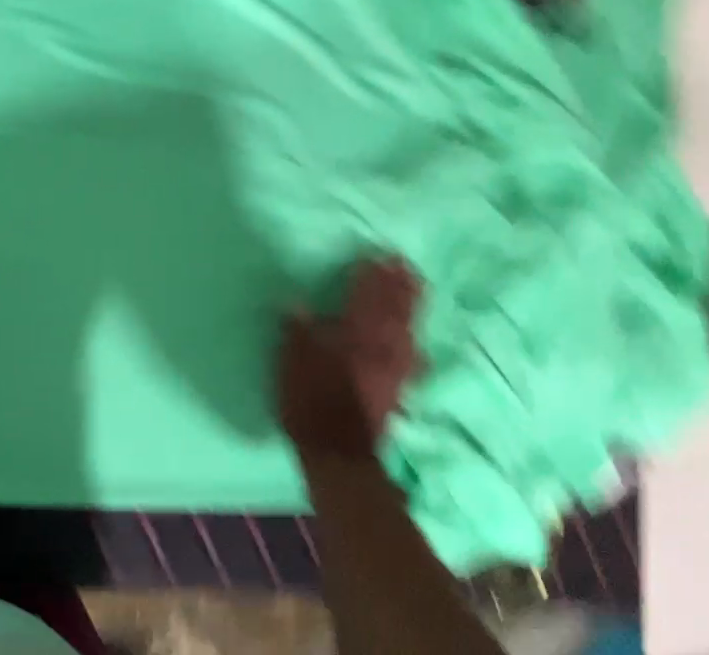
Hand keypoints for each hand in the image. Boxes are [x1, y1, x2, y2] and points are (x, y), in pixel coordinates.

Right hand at [277, 257, 422, 458]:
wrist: (339, 453)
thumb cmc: (309, 403)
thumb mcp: (292, 363)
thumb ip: (299, 332)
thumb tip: (298, 304)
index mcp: (353, 338)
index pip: (365, 299)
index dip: (371, 277)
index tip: (377, 255)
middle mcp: (380, 349)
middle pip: (393, 311)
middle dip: (398, 287)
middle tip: (404, 263)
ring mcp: (394, 370)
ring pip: (406, 330)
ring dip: (410, 307)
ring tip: (413, 287)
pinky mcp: (398, 388)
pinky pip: (412, 356)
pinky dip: (414, 341)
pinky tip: (417, 340)